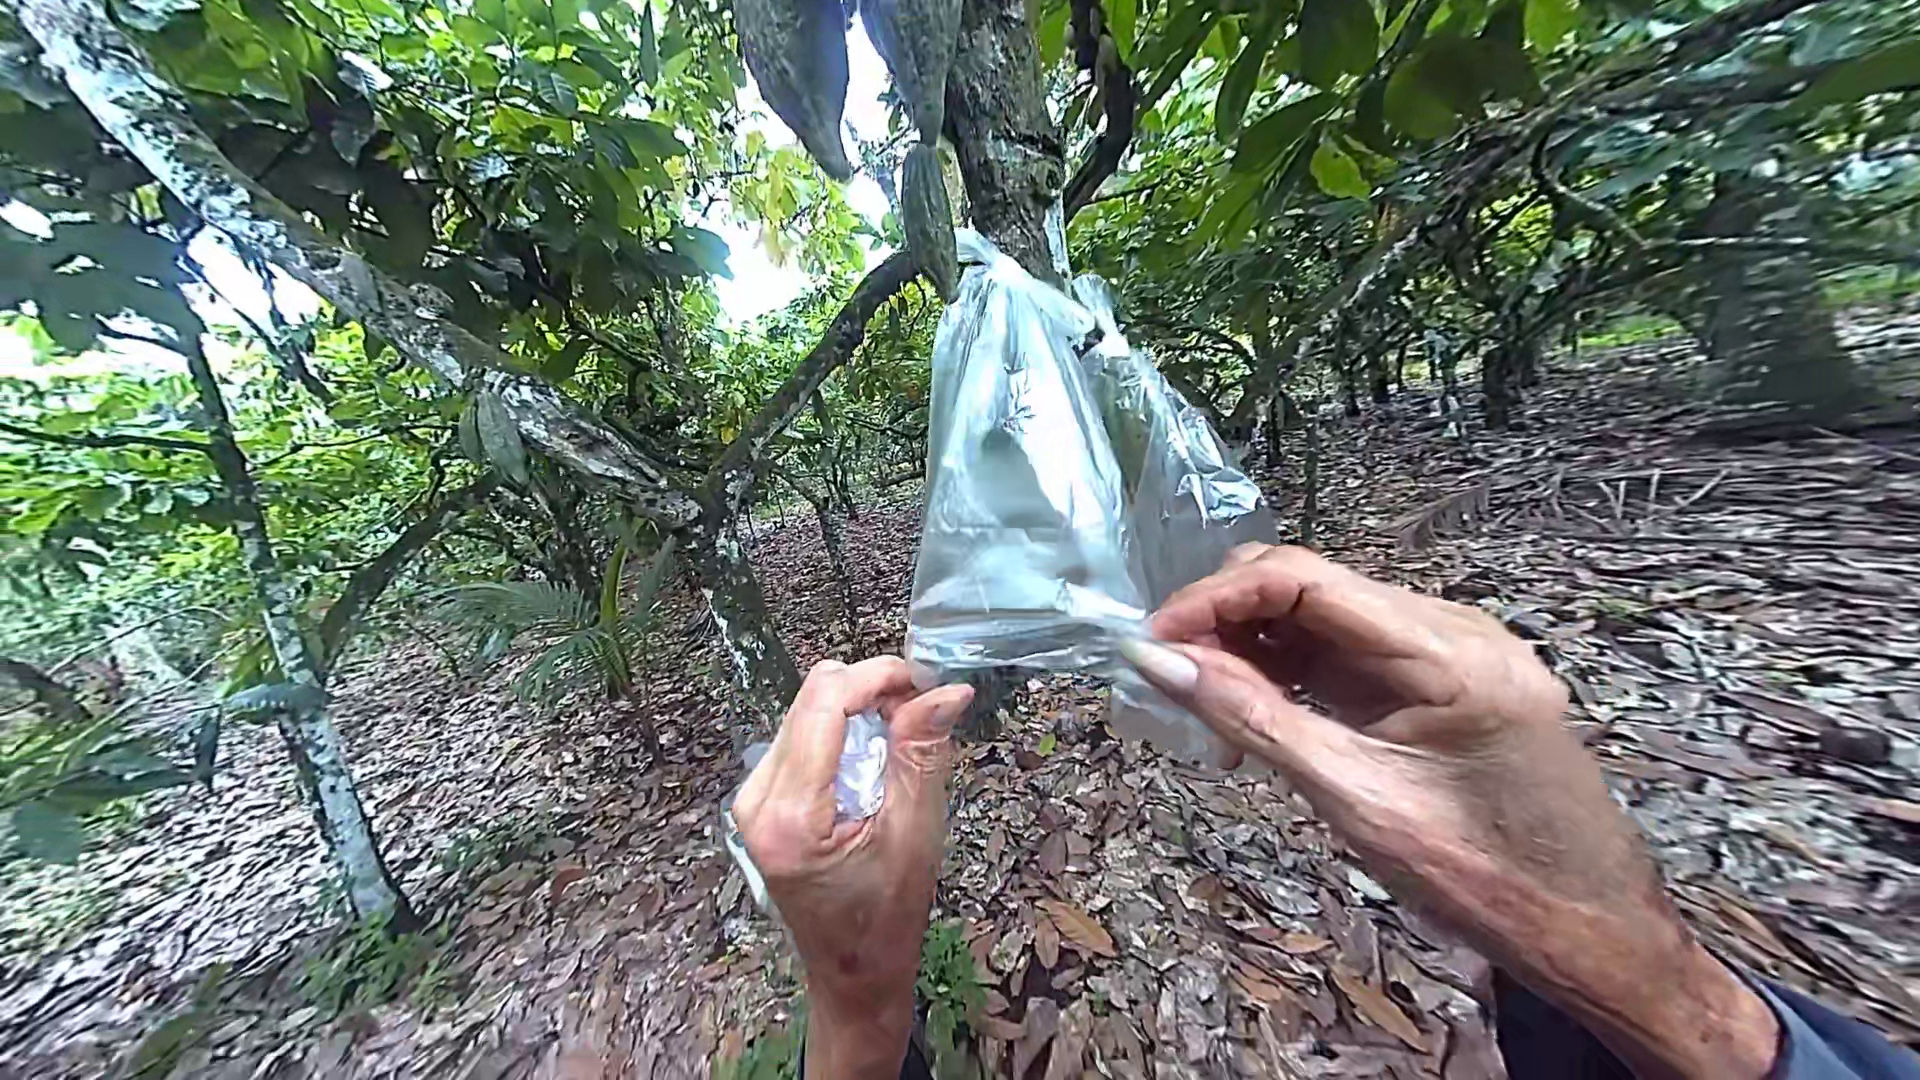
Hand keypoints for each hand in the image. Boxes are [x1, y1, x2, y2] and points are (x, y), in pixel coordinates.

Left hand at [733, 657, 972, 1079]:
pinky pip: (804, 728)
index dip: (878, 676)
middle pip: (814, 695)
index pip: (825, 701)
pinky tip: (872, 752)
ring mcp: (752, 794)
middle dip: (872, 689)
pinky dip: (845, 724)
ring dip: (860, 705)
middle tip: (917, 711)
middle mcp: (757, 797)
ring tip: (899, 735)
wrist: (852, 972)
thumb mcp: (916, 831)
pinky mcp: (761, 794)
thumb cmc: (889, 914)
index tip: (925, 684)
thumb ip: (923, 751)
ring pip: (808, 705)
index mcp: (791, 815)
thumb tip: (948, 688)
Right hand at [1121, 544, 1777, 1079]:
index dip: (1213, 598)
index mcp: (1445, 649)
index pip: (1301, 578)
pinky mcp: (1418, 667)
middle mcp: (1442, 624)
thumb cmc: (1482, 878)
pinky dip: (1274, 665)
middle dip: (1222, 616)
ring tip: (1205, 700)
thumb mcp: (1351, 798)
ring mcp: (1433, 642)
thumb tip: (1153, 660)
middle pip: (1300, 580)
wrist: (1593, 936)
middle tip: (1174, 673)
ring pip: (1305, 608)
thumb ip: (1248, 717)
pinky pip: (1325, 642)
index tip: (1154, 640)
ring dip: (1242, 642)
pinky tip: (1251, 708)